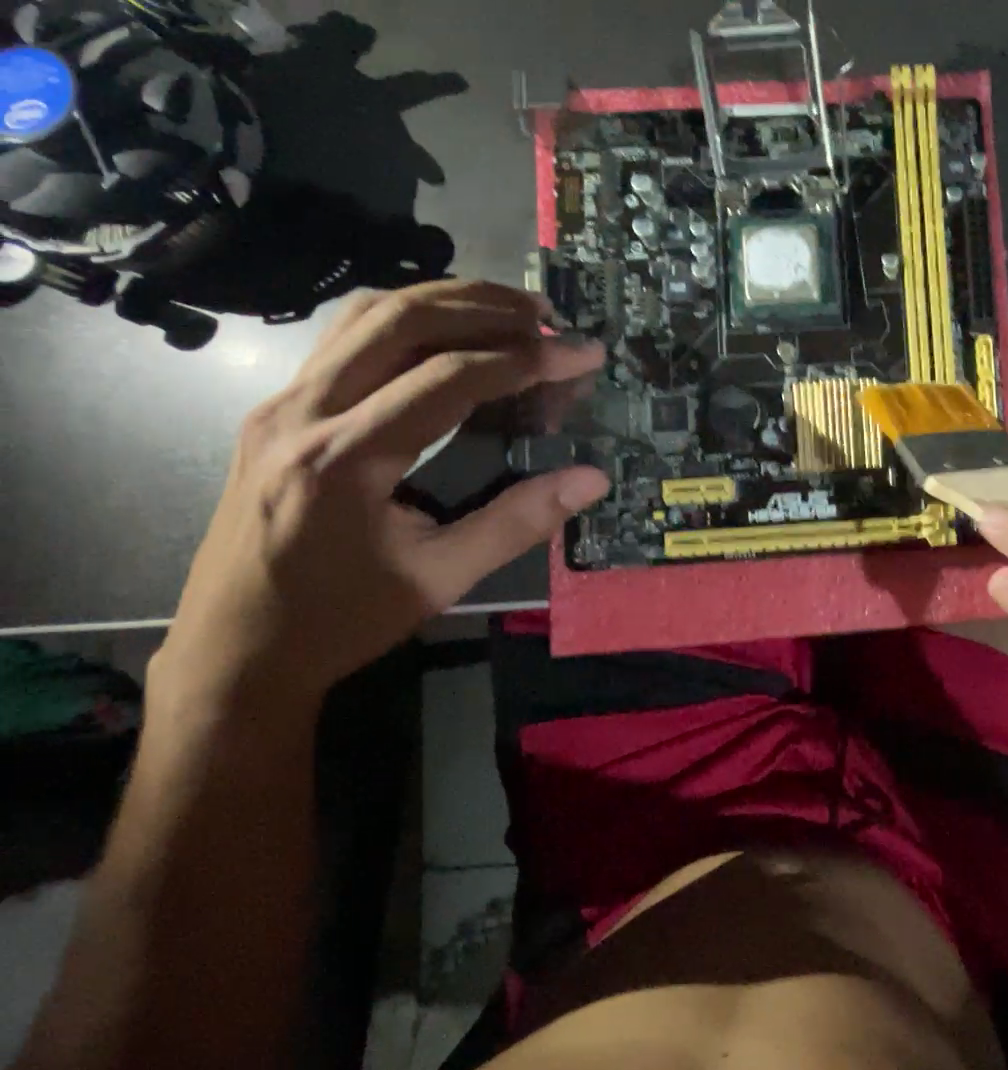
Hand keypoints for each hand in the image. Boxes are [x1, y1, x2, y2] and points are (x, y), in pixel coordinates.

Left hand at [149, 281, 609, 711]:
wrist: (236, 648)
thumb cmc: (342, 619)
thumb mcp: (441, 578)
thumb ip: (518, 521)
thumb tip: (592, 479)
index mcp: (346, 458)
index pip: (448, 378)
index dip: (526, 359)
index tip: (582, 354)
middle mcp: (304, 412)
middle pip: (400, 322)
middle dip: (485, 309)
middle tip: (550, 317)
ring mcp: (282, 405)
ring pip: (364, 317)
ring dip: (442, 302)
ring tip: (509, 312)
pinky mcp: (278, 411)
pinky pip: (344, 340)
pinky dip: (405, 321)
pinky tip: (446, 334)